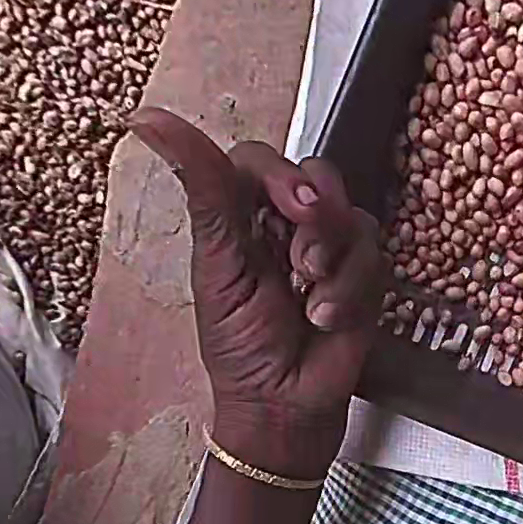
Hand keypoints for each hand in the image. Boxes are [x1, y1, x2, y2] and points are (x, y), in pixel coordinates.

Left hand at [130, 109, 383, 478]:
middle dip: (318, 221)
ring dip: (336, 266)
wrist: (285, 404)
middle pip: (319, 177)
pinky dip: (354, 289)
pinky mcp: (364, 278)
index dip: (282, 176)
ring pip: (353, 218)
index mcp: (243, 218)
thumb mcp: (220, 268)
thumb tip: (147, 119)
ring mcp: (332, 251)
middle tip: (305, 264)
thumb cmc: (242, 345)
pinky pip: (375, 256)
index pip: (263, 161)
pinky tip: (330, 317)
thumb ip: (205, 194)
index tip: (292, 207)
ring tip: (313, 306)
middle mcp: (290, 227)